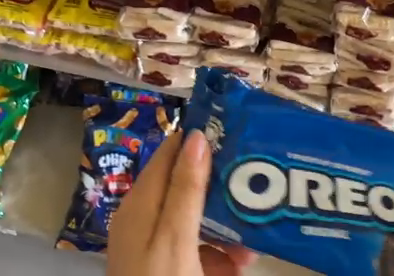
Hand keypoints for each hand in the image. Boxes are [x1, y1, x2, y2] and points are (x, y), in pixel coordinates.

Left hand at [107, 129, 255, 275]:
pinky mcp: (164, 272)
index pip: (169, 152)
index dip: (199, 139)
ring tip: (252, 244)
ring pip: (194, 222)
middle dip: (220, 190)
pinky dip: (217, 256)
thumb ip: (186, 189)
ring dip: (224, 228)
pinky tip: (238, 268)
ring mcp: (152, 249)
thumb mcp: (176, 240)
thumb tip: (196, 134)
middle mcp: (143, 220)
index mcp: (140, 204)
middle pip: (185, 187)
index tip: (235, 131)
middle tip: (253, 189)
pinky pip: (193, 251)